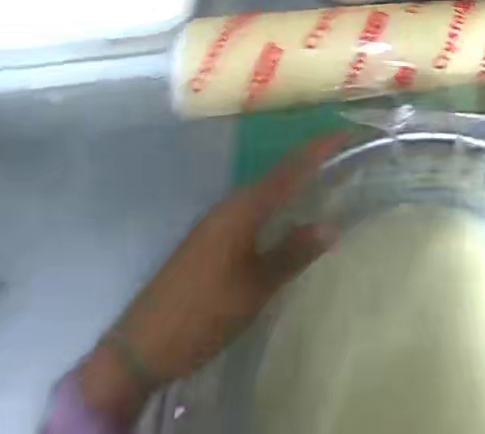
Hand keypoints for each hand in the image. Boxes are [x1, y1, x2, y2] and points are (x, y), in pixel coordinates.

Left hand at [76, 135, 345, 424]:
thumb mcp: (256, 288)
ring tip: (324, 177)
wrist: (137, 351)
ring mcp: (215, 222)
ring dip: (293, 179)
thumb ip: (293, 253)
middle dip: (310, 160)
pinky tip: (287, 212)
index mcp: (244, 209)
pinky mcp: (208, 239)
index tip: (347, 133)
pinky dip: (277, 198)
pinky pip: (252, 205)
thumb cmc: (203, 313)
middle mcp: (230, 206)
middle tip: (344, 155)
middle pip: (277, 173)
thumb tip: (332, 225)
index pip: (290, 169)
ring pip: (264, 190)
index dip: (319, 149)